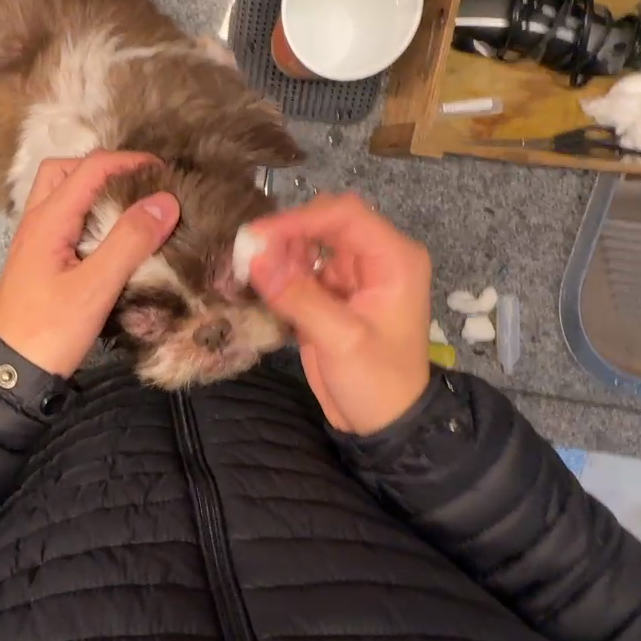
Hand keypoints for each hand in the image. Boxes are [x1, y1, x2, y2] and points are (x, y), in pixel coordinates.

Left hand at [0, 152, 180, 375]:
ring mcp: (34, 244)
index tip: (166, 174)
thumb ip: (129, 242)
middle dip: (105, 169)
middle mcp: (36, 223)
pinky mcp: (38, 264)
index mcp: (48, 220)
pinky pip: (63, 223)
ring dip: (94, 193)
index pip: (91, 169)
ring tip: (130, 209)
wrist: (9, 372)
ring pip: (62, 198)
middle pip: (66, 172)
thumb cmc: (49, 331)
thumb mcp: (95, 287)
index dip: (130, 163)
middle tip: (141, 186)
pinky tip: (111, 240)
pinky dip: (88, 218)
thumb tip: (165, 202)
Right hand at [247, 193, 432, 434]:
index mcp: (393, 259)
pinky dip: (278, 275)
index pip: (343, 216)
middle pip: (324, 223)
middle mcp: (375, 259)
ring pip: (309, 245)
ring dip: (278, 254)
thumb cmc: (377, 382)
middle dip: (285, 235)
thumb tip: (254, 259)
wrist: (385, 424)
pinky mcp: (331, 297)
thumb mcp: (340, 340)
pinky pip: (301, 271)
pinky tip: (257, 285)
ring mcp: (352, 278)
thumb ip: (298, 297)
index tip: (256, 238)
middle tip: (246, 255)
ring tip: (247, 272)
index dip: (297, 220)